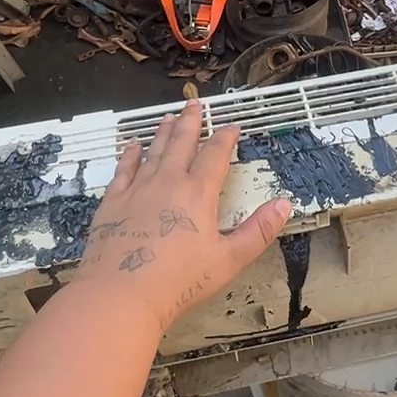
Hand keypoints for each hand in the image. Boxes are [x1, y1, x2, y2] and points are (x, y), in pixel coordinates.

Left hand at [70, 101, 291, 332]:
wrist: (122, 293)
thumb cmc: (179, 281)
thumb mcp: (229, 260)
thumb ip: (258, 231)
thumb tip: (283, 205)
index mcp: (198, 193)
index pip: (215, 155)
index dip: (225, 138)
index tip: (231, 126)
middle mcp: (168, 182)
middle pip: (182, 143)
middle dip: (191, 122)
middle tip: (194, 103)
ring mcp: (137, 189)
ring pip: (153, 151)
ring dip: (163, 133)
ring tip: (168, 118)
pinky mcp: (113, 202)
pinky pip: (123, 170)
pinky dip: (130, 155)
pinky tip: (132, 147)